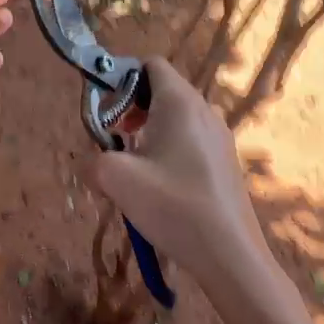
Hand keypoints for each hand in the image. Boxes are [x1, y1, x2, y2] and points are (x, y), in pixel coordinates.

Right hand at [85, 58, 265, 275]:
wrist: (232, 258)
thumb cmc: (173, 206)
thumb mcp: (115, 179)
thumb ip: (91, 160)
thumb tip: (90, 163)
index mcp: (180, 102)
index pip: (150, 64)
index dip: (121, 78)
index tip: (105, 110)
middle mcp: (204, 111)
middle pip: (161, 90)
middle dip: (131, 107)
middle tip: (114, 139)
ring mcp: (220, 138)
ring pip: (176, 117)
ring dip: (149, 130)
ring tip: (133, 164)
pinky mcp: (227, 163)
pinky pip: (191, 139)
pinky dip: (169, 149)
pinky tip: (160, 184)